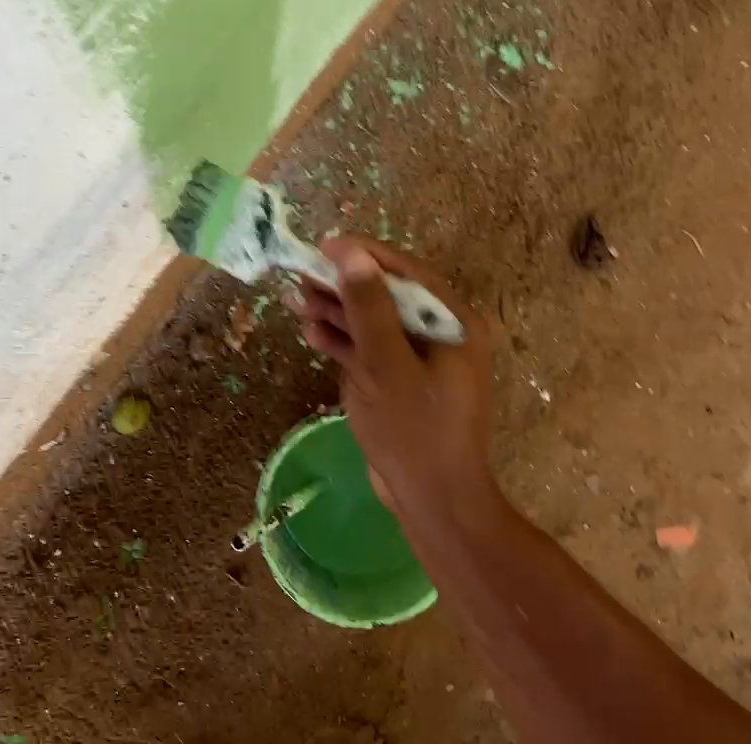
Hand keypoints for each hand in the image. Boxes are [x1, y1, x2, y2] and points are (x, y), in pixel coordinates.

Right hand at [286, 237, 494, 518]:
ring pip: (376, 323)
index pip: (405, 272)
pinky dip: (346, 342)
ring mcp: (422, 360)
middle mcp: (442, 334)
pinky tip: (313, 333)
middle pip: (387, 296)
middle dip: (343, 286)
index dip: (363, 256)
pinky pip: (373, 351)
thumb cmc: (415, 431)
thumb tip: (352, 253)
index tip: (322, 247)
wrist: (434, 502)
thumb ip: (369, 307)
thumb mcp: (386, 364)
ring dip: (338, 312)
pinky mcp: (404, 383)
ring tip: (296, 301)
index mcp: (454, 322)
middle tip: (301, 277)